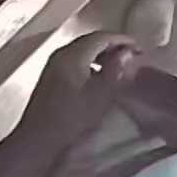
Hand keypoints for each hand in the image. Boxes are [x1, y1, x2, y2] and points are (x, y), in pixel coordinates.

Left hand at [0, 32, 139, 176]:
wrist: (38, 139)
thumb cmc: (71, 117)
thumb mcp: (100, 95)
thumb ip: (116, 71)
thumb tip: (127, 53)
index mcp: (73, 55)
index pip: (101, 37)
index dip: (122, 39)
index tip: (138, 48)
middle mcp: (61, 53)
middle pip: (90, 40)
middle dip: (112, 45)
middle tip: (130, 54)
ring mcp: (54, 64)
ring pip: (82, 49)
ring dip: (101, 53)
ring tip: (118, 64)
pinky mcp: (51, 75)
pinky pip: (75, 59)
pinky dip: (90, 61)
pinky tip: (98, 75)